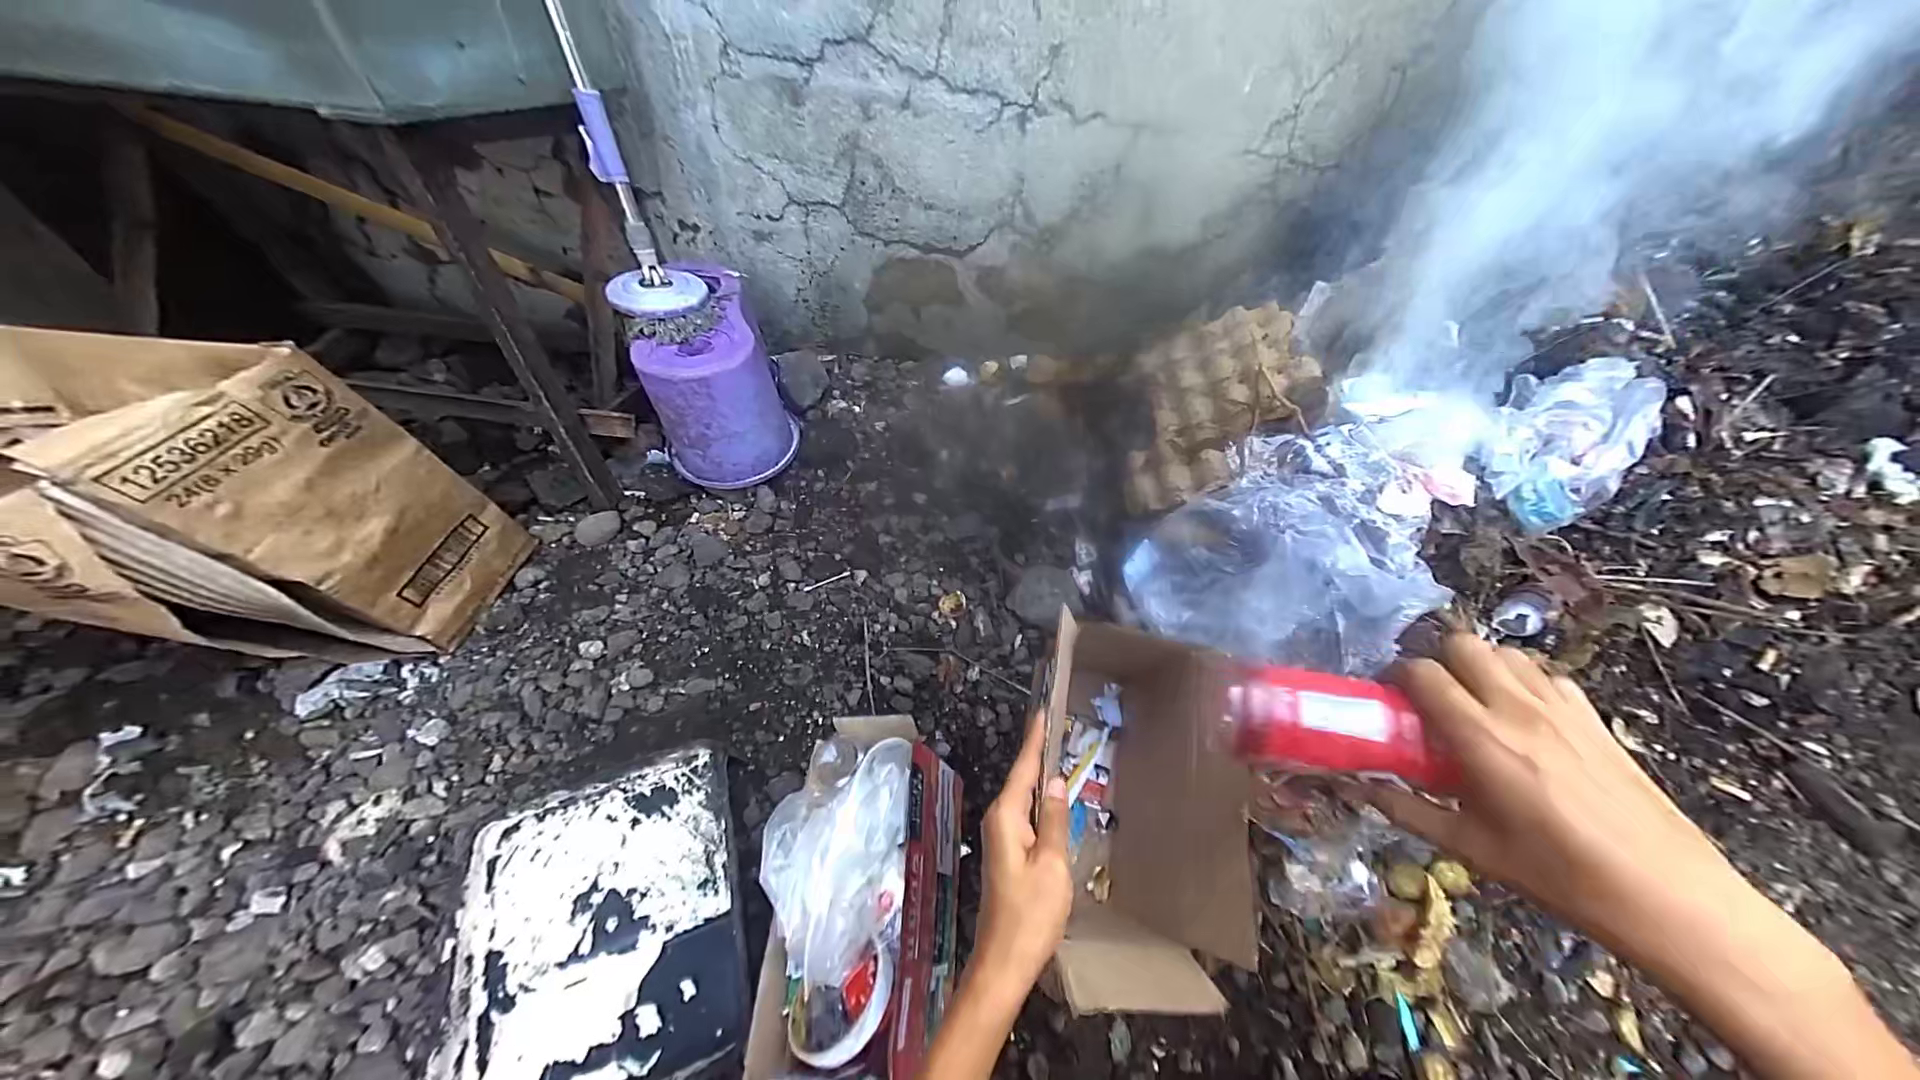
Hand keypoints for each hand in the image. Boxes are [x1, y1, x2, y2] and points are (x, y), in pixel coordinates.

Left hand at [972, 708, 1073, 1003]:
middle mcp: (998, 820)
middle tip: (1058, 726)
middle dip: (1039, 753)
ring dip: (1041, 777)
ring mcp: (1001, 837)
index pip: (1023, 767)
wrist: (1004, 961)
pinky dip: (1040, 801)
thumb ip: (1056, 820)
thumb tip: (1058, 780)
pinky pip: (1026, 815)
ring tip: (1060, 752)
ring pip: (1024, 798)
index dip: (1034, 739)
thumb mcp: (1053, 865)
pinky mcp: (1007, 852)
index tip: (1042, 711)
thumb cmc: (1031, 915)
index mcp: (1007, 816)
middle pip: (1022, 779)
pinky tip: (1055, 799)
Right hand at [1369, 634, 1919, 1079]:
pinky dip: (1524, 681)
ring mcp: (1563, 710)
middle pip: (1464, 644)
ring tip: (1474, 703)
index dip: (1398, 678)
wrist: (1674, 899)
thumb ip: (1407, 809)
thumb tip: (1360, 789)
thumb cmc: (1560, 876)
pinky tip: (1522, 716)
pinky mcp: (1597, 720)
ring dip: (1481, 666)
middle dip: (1438, 660)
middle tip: (1431, 697)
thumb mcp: (1470, 847)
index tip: (1392, 700)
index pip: (1422, 672)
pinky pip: (1548, 675)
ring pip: (1507, 652)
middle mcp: (1519, 709)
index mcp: (1481, 737)